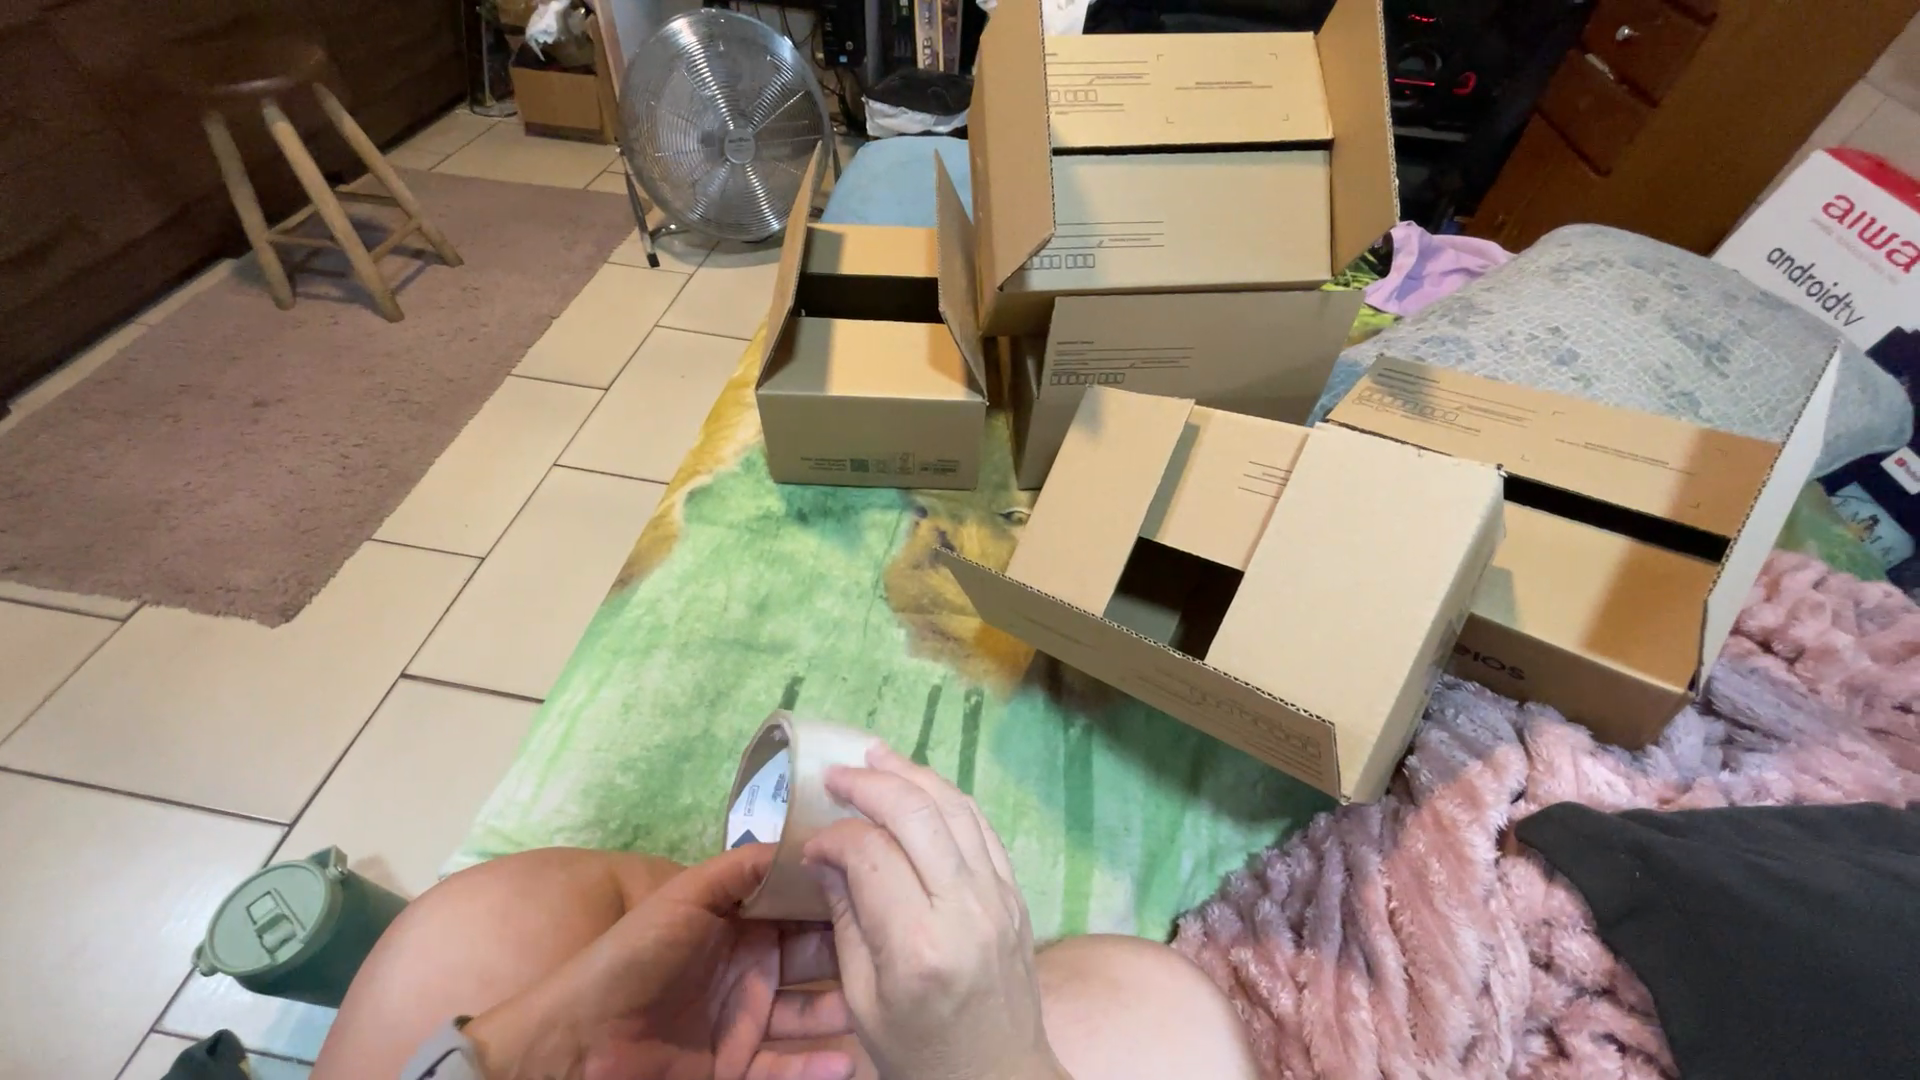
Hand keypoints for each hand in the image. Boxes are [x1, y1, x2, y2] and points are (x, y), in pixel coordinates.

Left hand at [466, 843, 854, 1079]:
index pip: (805, 910)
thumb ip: (742, 867)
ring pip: (811, 1017)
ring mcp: (748, 1024)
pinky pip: (785, 1072)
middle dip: (857, 956)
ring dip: (846, 1014)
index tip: (887, 891)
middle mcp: (756, 971)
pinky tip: (849, 1065)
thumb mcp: (687, 896)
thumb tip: (804, 836)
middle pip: (818, 962)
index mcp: (746, 926)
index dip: (841, 900)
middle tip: (899, 953)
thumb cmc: (633, 956)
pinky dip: (817, 1070)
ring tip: (883, 1009)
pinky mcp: (736, 1071)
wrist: (573, 1044)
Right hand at [802, 742, 1065, 1079]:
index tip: (813, 843)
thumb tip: (828, 853)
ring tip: (878, 755)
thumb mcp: (864, 1000)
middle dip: (872, 783)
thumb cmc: (920, 1053)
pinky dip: (948, 797)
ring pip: (956, 807)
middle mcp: (965, 908)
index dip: (835, 837)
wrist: (1001, 1078)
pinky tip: (922, 786)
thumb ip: (847, 919)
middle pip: (918, 814)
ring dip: (913, 774)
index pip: (871, 855)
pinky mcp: (1015, 890)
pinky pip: (982, 825)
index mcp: (918, 947)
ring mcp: (998, 894)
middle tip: (839, 774)